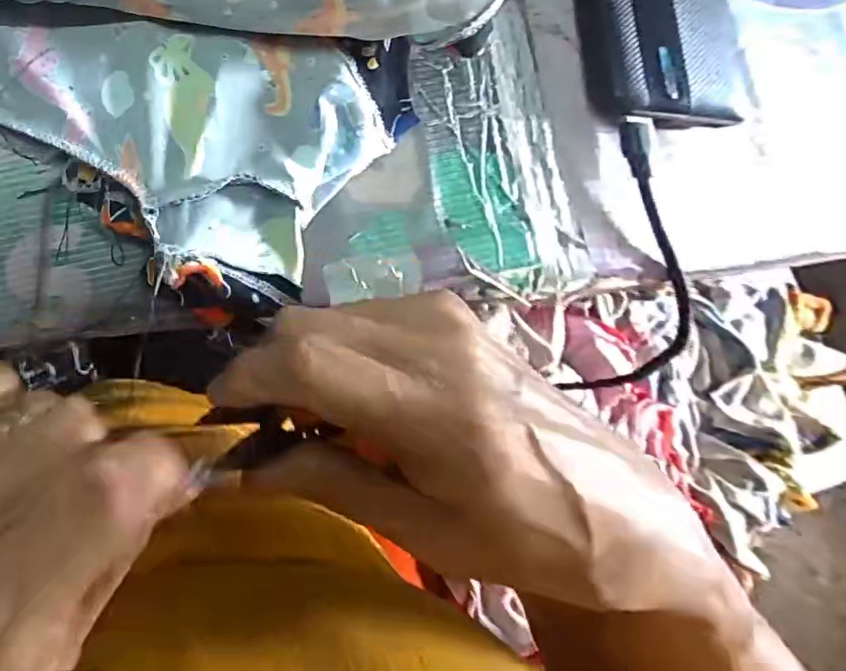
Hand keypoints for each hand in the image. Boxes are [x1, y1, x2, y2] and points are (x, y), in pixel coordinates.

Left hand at [0, 363, 190, 670]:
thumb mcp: (51, 661)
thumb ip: (107, 561)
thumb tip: (161, 478)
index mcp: (1, 594)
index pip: (104, 487)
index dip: (154, 469)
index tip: (163, 483)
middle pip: (74, 423)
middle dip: (102, 452)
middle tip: (91, 493)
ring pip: (38, 400)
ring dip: (56, 436)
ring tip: (38, 480)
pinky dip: (14, 412)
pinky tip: (1, 453)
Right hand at [207, 293, 739, 617]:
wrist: (627, 512)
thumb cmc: (530, 539)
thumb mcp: (425, 530)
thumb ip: (324, 481)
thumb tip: (240, 465)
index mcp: (438, 409)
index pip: (306, 362)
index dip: (248, 377)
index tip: (219, 408)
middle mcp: (434, 341)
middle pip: (302, 327)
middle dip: (262, 367)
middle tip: (259, 414)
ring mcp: (440, 313)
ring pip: (320, 314)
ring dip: (292, 354)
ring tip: (304, 405)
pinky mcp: (442, 305)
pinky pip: (351, 311)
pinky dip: (327, 343)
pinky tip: (347, 384)